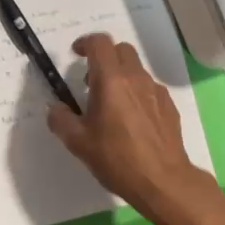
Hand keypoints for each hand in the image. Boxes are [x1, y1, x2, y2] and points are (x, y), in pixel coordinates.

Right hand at [47, 33, 217, 218]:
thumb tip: (55, 108)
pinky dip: (136, 93)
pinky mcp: (168, 107)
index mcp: (111, 81)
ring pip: (136, 70)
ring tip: (109, 106)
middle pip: (121, 50)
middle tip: (90, 82)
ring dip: (120, 77)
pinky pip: (149, 89)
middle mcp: (136, 78)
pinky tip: (130, 121)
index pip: (100, 43)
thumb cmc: (117, 159)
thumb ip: (60, 120)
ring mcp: (156, 92)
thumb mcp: (78, 143)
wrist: (162, 181)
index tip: (75, 54)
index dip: (85, 43)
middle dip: (104, 58)